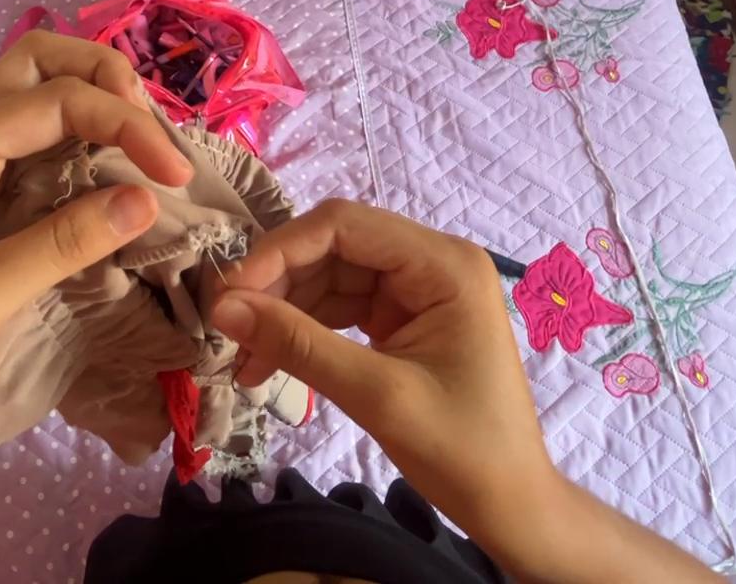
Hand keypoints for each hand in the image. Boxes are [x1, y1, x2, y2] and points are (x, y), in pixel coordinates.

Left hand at [0, 31, 196, 583]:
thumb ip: (59, 245)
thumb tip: (147, 198)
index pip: (50, 102)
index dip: (122, 123)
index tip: (175, 175)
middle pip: (36, 62)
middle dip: (104, 78)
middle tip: (152, 131)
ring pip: (35, 92)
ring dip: (94, 100)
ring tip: (144, 144)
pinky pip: (33, 140)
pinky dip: (81, 139)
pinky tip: (110, 170)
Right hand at [211, 202, 716, 582]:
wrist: (513, 509)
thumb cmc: (463, 452)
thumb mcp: (378, 396)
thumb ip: (299, 345)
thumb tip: (223, 308)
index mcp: (443, 262)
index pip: (345, 225)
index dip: (282, 250)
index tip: (231, 291)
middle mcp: (430, 260)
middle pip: (333, 246)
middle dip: (279, 283)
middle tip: (228, 324)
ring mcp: (416, 286)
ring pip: (330, 275)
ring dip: (284, 311)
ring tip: (241, 356)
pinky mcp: (402, 314)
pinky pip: (340, 305)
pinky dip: (304, 330)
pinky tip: (268, 360)